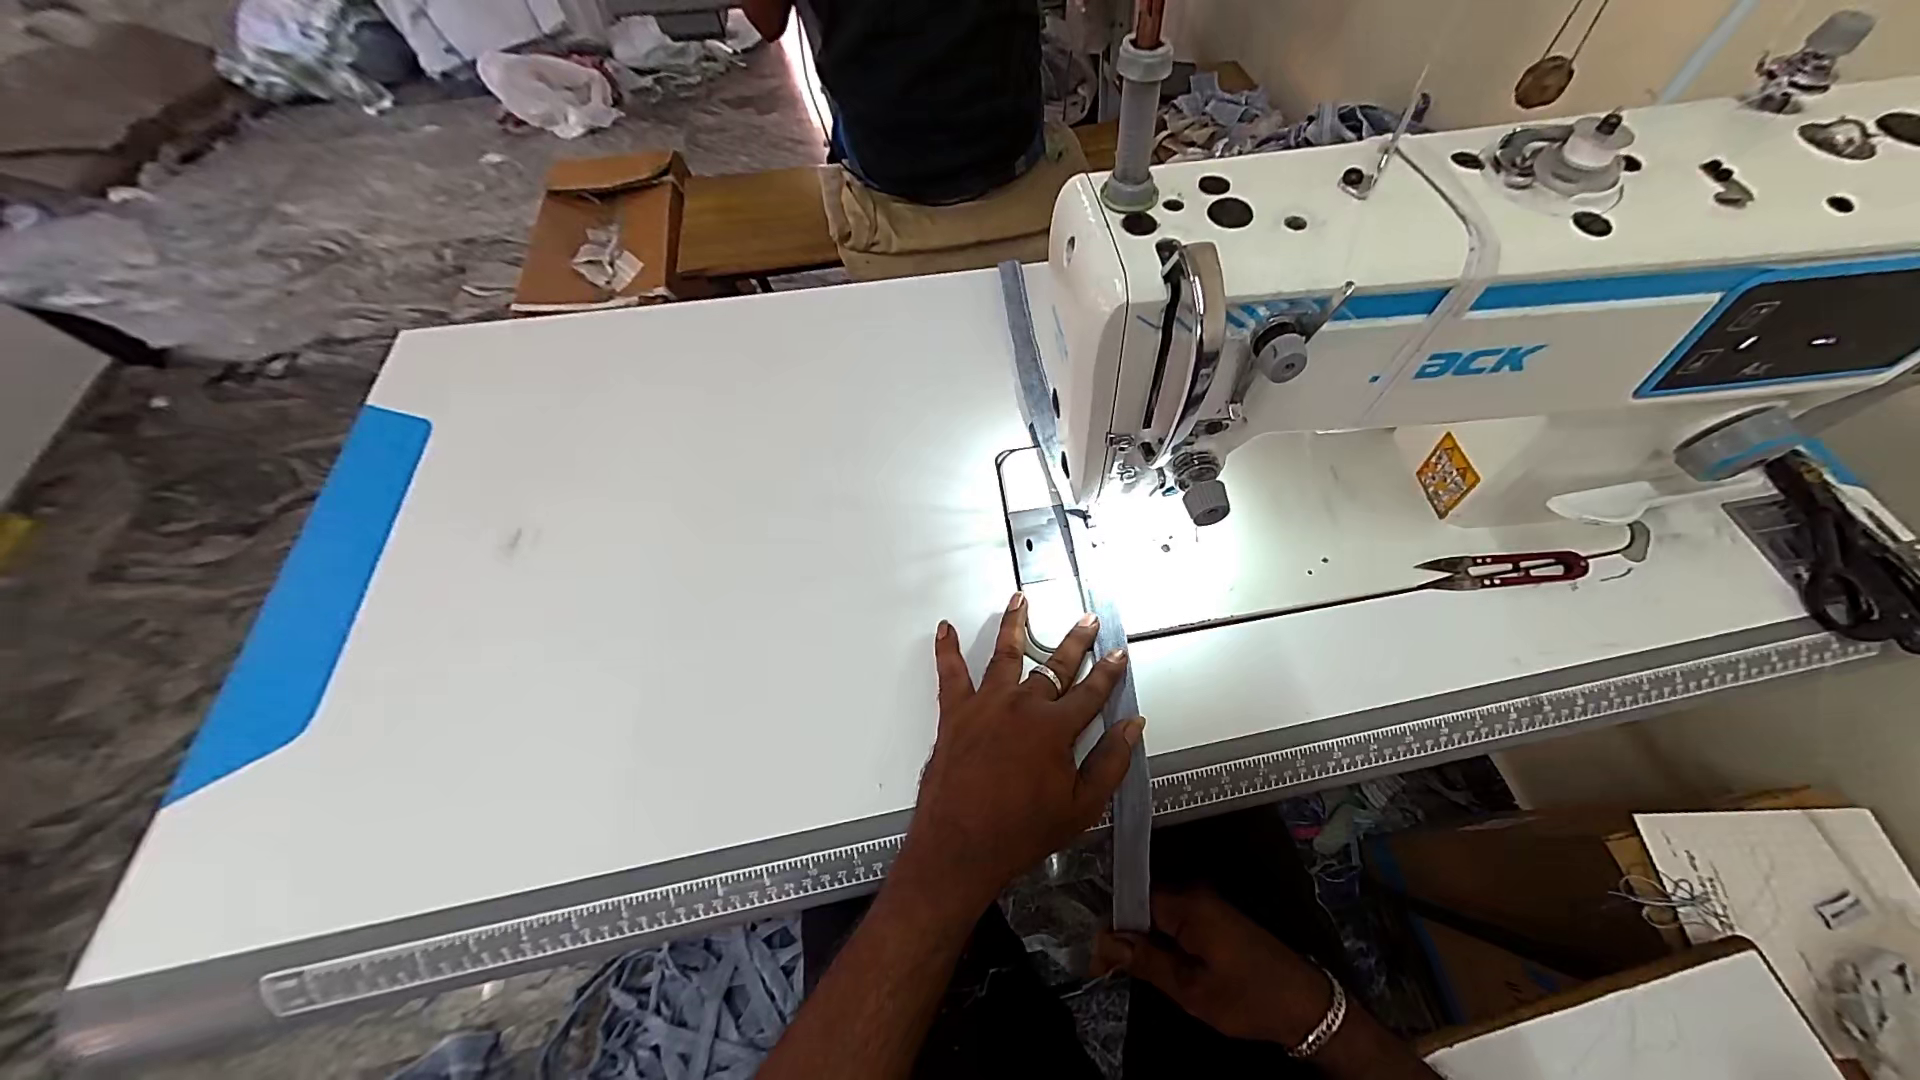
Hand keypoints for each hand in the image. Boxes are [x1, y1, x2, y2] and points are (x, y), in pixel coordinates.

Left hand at [896, 592, 1143, 919]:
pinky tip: (945, 630)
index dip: (1109, 672)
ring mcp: (986, 705)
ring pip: (1004, 653)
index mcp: (1054, 728)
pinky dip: (947, 649)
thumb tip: (1130, 728)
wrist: (960, 845)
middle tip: (1086, 622)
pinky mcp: (955, 712)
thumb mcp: (1081, 806)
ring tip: (1020, 601)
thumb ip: (1110, 762)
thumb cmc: (1017, 830)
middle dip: (1075, 641)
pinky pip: (950, 672)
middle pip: (1055, 665)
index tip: (1117, 655)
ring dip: (1015, 624)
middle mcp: (1021, 706)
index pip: (1091, 691)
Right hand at [1091, 887, 1333, 1045]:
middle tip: (1107, 966)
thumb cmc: (1249, 998)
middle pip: (1142, 902)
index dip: (1112, 926)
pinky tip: (1154, 960)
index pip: (1132, 900)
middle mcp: (1194, 892)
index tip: (1098, 957)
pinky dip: (1160, 937)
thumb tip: (1105, 943)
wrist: (1307, 1006)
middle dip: (1124, 932)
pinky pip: (1173, 917)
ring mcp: (1205, 901)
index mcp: (1186, 903)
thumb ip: (1146, 962)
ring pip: (1157, 912)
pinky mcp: (1213, 913)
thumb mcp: (1192, 991)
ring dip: (1142, 936)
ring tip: (1126, 965)